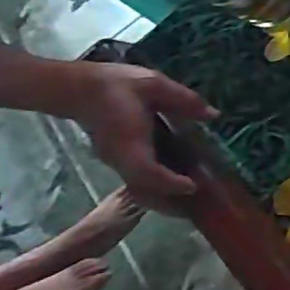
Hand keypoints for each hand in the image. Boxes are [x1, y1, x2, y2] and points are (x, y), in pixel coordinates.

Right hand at [58, 62, 217, 201]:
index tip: (192, 186)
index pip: (145, 171)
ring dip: (163, 197)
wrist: (76, 88)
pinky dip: (156, 186)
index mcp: (128, 141)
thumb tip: (213, 115)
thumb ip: (184, 100)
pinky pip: (136, 179)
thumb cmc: (116, 84)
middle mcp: (119, 157)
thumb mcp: (154, 85)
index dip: (169, 182)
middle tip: (199, 204)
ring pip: (138, 188)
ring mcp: (114, 160)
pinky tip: (177, 181)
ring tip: (192, 198)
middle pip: (142, 189)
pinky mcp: (115, 158)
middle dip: (169, 201)